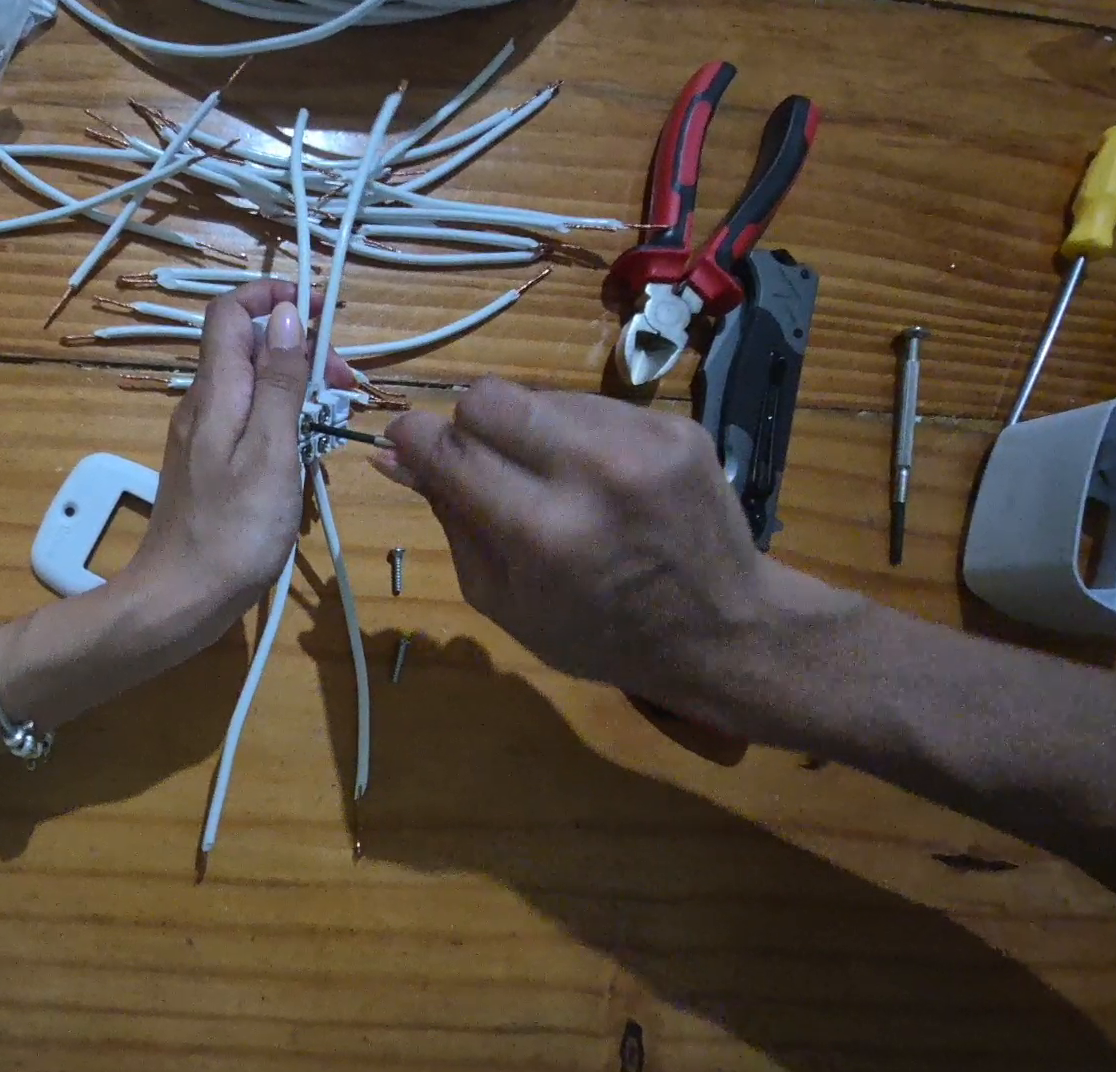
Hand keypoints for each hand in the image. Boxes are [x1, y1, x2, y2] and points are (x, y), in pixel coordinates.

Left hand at [123, 280, 352, 643]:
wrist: (180, 598)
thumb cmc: (234, 531)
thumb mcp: (270, 452)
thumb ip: (277, 382)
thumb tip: (286, 314)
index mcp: (215, 393)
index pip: (231, 311)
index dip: (273, 297)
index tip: (323, 312)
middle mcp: (201, 405)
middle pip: (247, 348)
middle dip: (298, 350)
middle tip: (345, 386)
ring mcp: (201, 438)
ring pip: (250, 388)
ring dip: (294, 390)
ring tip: (332, 421)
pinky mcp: (207, 467)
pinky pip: (246, 425)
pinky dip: (279, 424)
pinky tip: (303, 457)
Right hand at [377, 378, 828, 714]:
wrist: (720, 629)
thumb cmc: (590, 631)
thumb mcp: (497, 596)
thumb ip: (448, 517)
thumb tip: (395, 457)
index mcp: (540, 533)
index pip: (450, 450)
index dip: (410, 435)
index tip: (401, 440)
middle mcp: (592, 474)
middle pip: (488, 397)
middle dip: (464, 423)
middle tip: (477, 461)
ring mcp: (641, 442)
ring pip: (536, 395)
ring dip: (521, 430)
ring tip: (546, 479)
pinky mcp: (674, 426)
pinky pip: (586, 404)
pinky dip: (568, 433)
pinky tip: (590, 475)